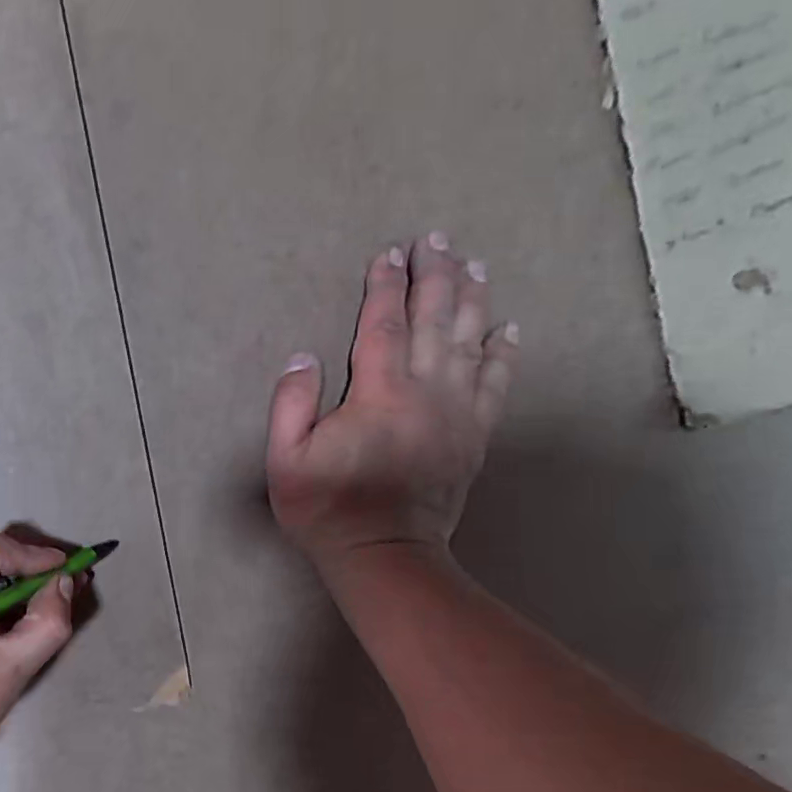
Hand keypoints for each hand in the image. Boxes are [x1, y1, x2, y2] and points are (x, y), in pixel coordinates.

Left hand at [0, 529, 80, 768]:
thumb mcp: (16, 666)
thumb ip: (47, 620)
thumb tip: (66, 580)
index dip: (28, 554)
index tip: (64, 571)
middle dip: (28, 564)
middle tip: (66, 581)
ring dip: (18, 577)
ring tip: (51, 595)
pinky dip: (3, 588)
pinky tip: (26, 606)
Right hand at [265, 232, 519, 567]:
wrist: (384, 551)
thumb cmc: (324, 506)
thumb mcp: (284, 459)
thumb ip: (291, 405)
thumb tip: (303, 357)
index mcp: (377, 395)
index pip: (381, 327)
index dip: (384, 287)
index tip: (387, 254)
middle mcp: (426, 393)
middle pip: (433, 322)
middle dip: (434, 276)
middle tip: (436, 239)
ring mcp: (457, 412)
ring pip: (470, 341)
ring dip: (470, 299)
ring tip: (471, 264)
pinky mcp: (474, 433)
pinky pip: (496, 381)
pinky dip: (503, 350)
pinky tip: (507, 327)